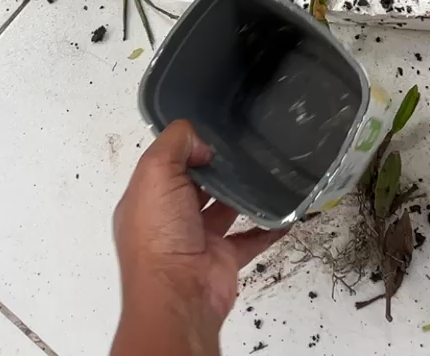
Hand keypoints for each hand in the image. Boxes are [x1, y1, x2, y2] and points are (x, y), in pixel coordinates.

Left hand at [111, 121, 286, 355]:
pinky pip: (250, 238)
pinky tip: (282, 210)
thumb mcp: (155, 172)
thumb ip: (176, 143)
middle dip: (215, 167)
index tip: (213, 132)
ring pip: (223, 208)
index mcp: (147, 200)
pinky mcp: (223, 258)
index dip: (187, 147)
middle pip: (195, 185)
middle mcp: (170, 220)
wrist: (179, 297)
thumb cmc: (159, 234)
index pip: (166, 165)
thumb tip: (202, 145)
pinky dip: (266, 226)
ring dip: (241, 192)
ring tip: (263, 168)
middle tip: (243, 145)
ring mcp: (198, 240)